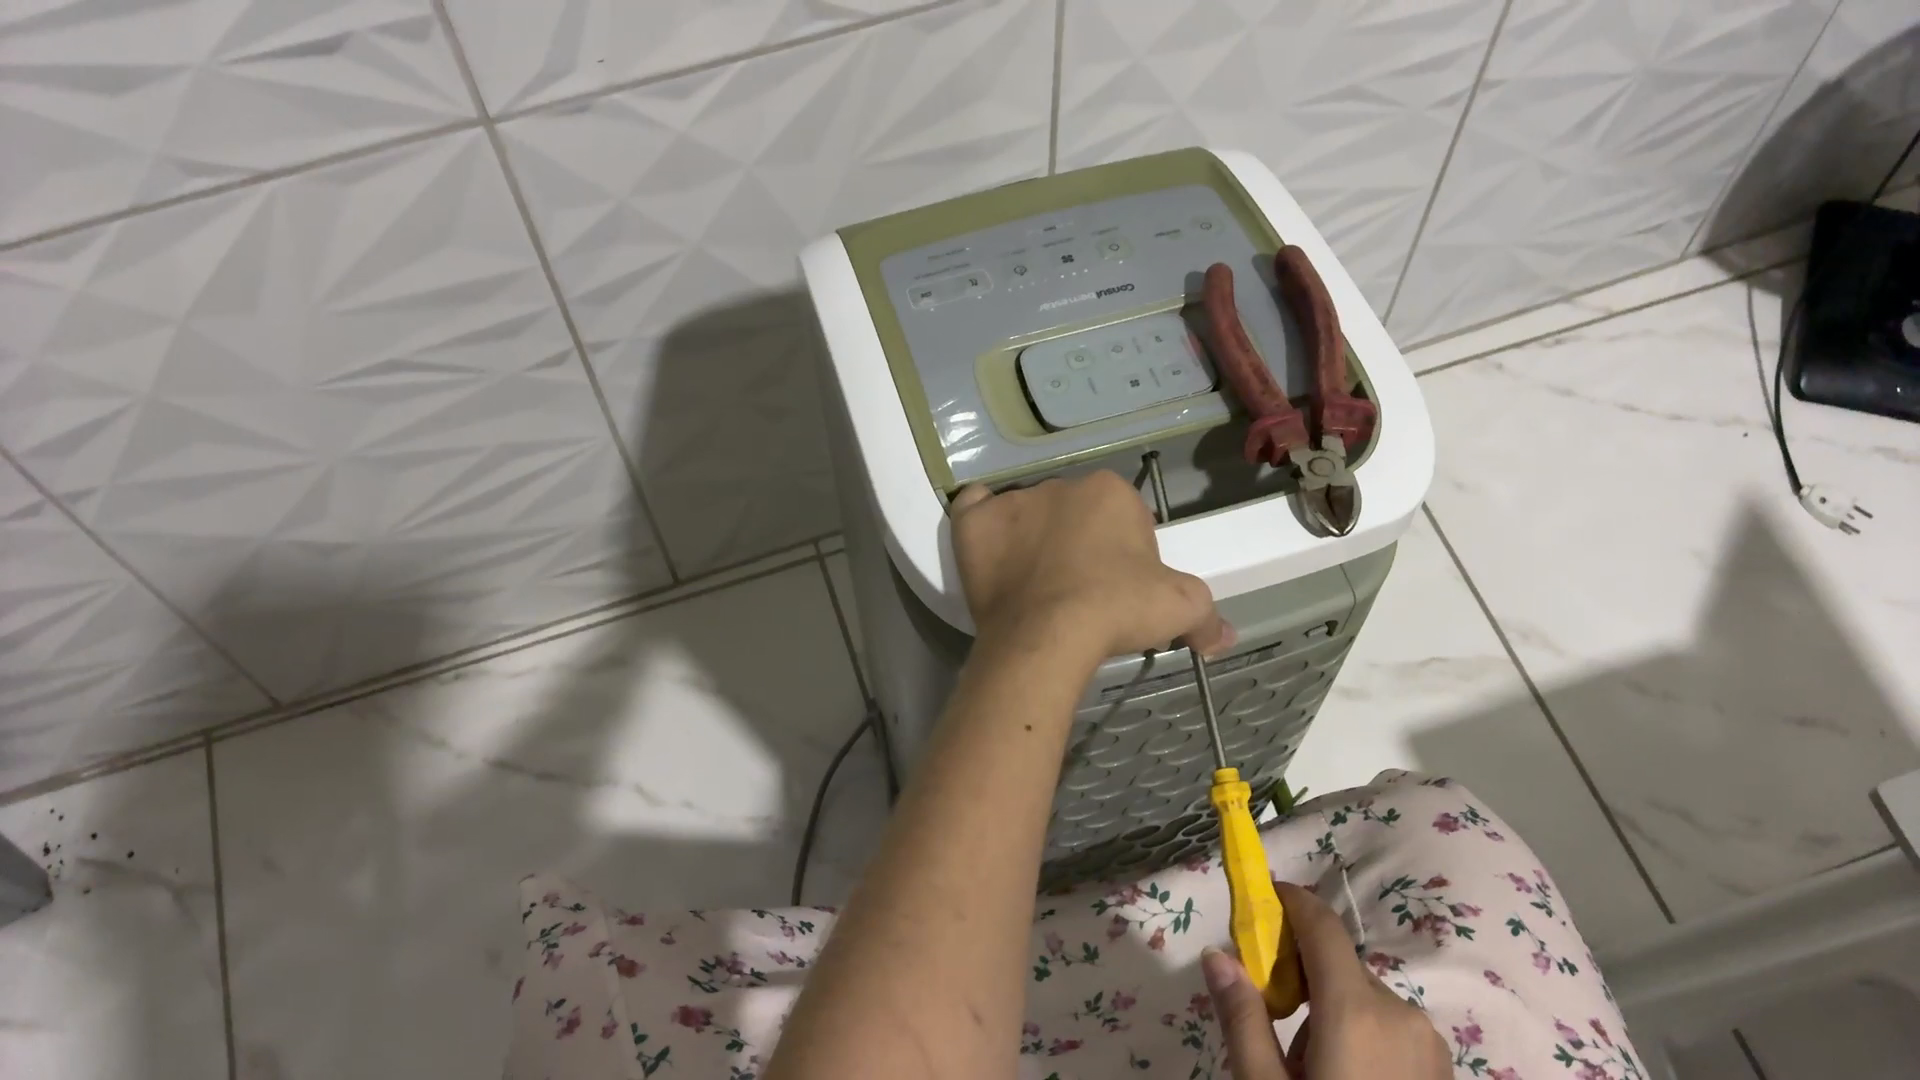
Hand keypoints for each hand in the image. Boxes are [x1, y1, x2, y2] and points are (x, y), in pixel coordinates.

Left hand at [948, 472, 1232, 661]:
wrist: (1046, 635)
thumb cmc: (1116, 609)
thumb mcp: (1180, 609)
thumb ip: (1207, 616)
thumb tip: (1223, 637)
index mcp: (1110, 491)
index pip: (1123, 516)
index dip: (1125, 553)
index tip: (1120, 588)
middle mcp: (1060, 485)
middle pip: (1075, 514)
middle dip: (1081, 544)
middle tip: (1082, 592)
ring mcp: (1012, 501)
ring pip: (1029, 515)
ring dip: (1035, 539)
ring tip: (1038, 587)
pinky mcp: (973, 523)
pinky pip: (975, 510)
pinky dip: (982, 523)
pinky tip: (990, 547)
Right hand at [1202, 882, 1448, 1079]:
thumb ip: (1242, 1018)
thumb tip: (1215, 954)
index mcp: (1356, 1010)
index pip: (1321, 926)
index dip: (1290, 900)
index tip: (1261, 896)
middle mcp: (1400, 1013)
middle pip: (1339, 967)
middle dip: (1300, 977)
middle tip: (1271, 1023)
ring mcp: (1430, 1043)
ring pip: (1364, 999)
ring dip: (1331, 1011)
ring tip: (1309, 1070)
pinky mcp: (1443, 1070)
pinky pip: (1391, 1028)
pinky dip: (1361, 1034)